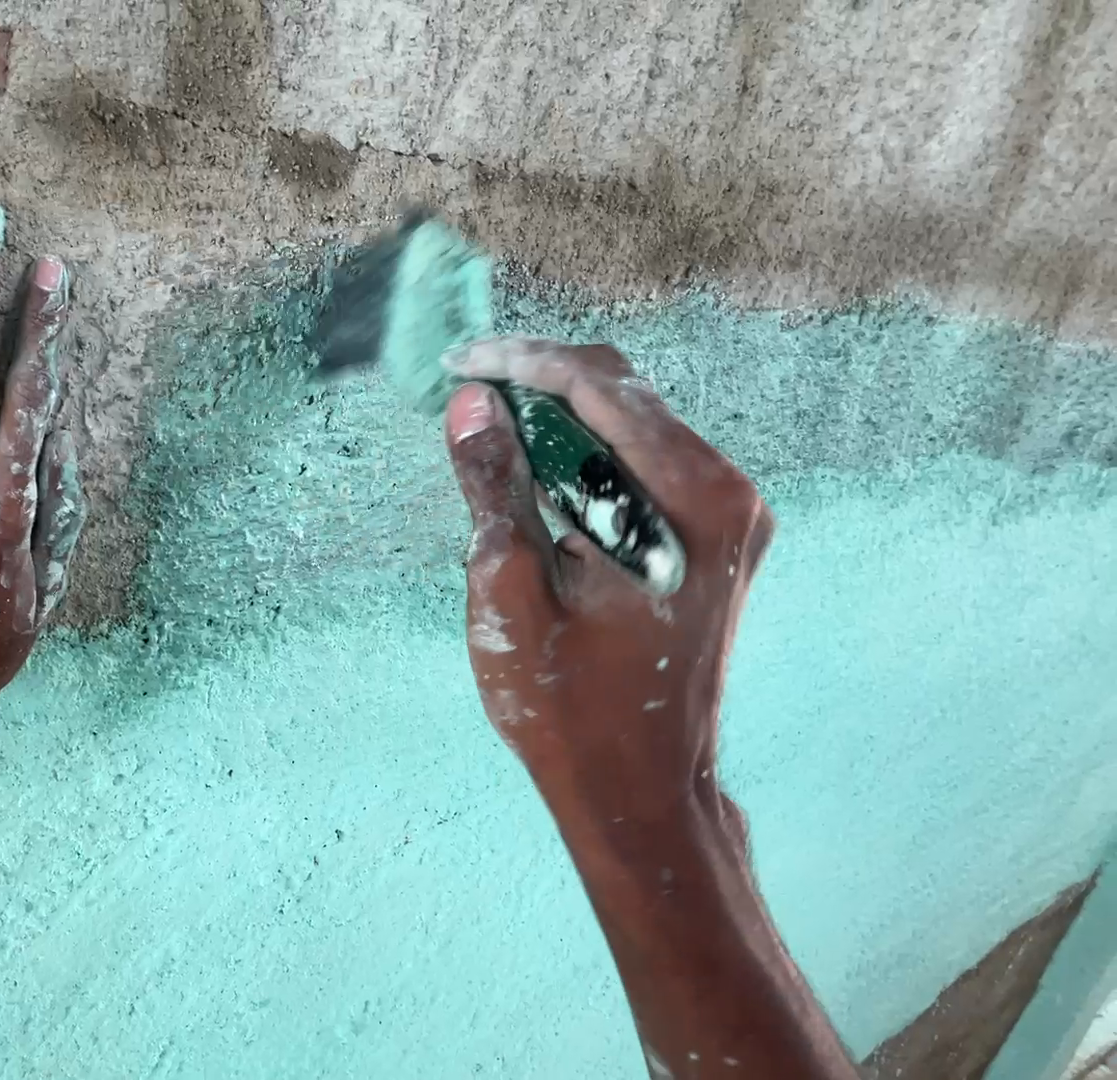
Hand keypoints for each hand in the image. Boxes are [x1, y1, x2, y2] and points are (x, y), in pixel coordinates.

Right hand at [440, 339, 773, 821]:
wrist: (637, 788)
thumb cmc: (566, 701)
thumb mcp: (510, 588)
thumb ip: (492, 487)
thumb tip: (470, 402)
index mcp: (693, 500)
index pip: (602, 385)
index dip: (521, 362)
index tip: (457, 364)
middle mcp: (726, 495)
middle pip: (623, 396)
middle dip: (536, 382)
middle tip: (462, 392)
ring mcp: (724, 519)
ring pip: (629, 428)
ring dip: (552, 419)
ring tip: (484, 429)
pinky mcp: (705, 542)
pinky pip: (636, 468)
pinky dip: (576, 457)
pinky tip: (528, 472)